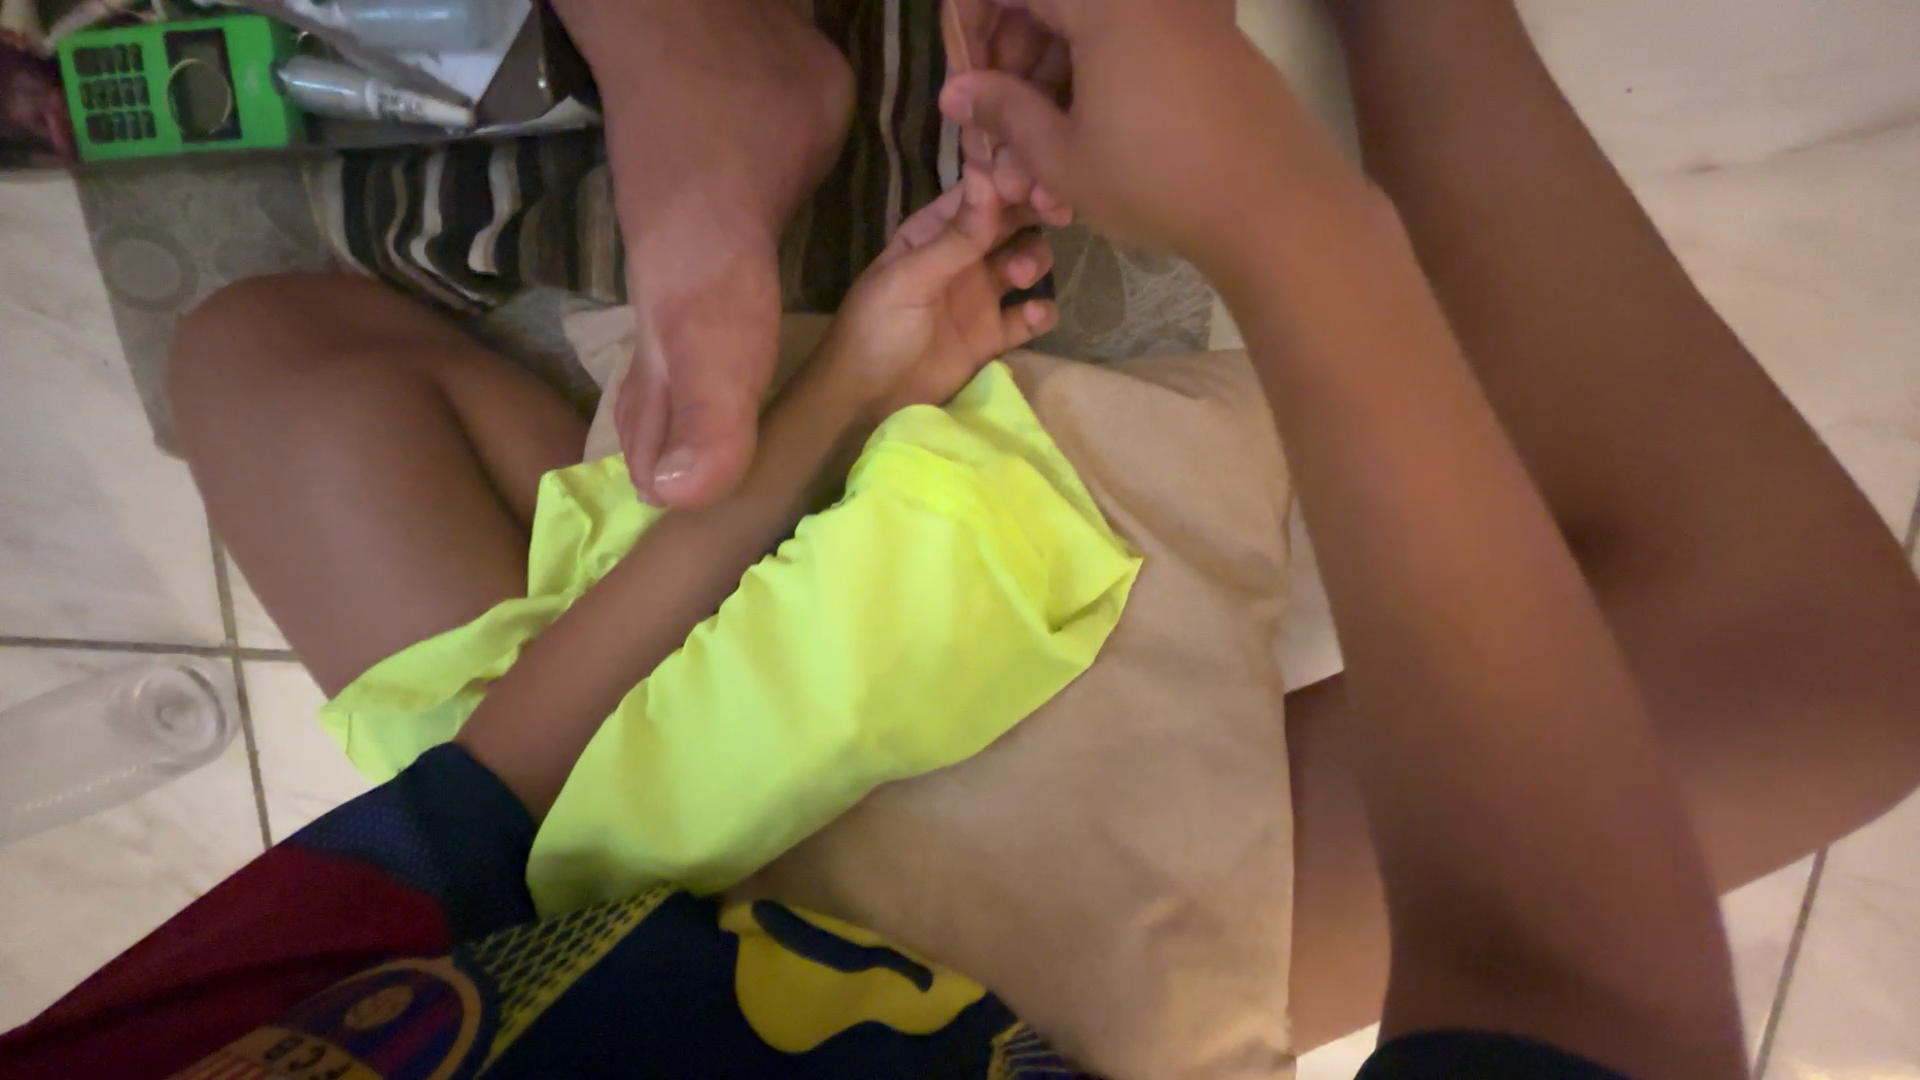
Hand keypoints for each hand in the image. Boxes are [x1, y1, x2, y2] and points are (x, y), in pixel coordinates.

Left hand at [817, 165, 1057, 418]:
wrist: (868, 395)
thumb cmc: (877, 326)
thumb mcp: (911, 278)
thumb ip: (955, 237)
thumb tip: (990, 178)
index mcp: (937, 231)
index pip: (982, 193)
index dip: (1012, 181)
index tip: (1039, 181)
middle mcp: (965, 257)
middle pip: (1013, 222)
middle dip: (1036, 213)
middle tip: (1058, 214)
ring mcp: (981, 296)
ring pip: (1028, 262)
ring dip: (1034, 261)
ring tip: (1019, 278)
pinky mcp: (993, 337)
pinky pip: (1029, 317)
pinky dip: (1040, 312)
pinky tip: (1031, 315)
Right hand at [938, 0, 1370, 271]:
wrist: (1268, 201)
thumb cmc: (1153, 180)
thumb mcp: (1062, 157)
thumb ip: (1002, 114)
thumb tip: (953, 92)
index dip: (971, 31)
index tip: (965, 87)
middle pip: (1048, 8)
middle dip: (1012, 74)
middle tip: (1000, 145)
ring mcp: (1177, 7)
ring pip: (1086, 35)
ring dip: (1049, 96)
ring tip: (1037, 174)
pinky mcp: (1201, 36)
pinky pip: (1127, 47)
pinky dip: (1094, 91)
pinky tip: (1083, 153)